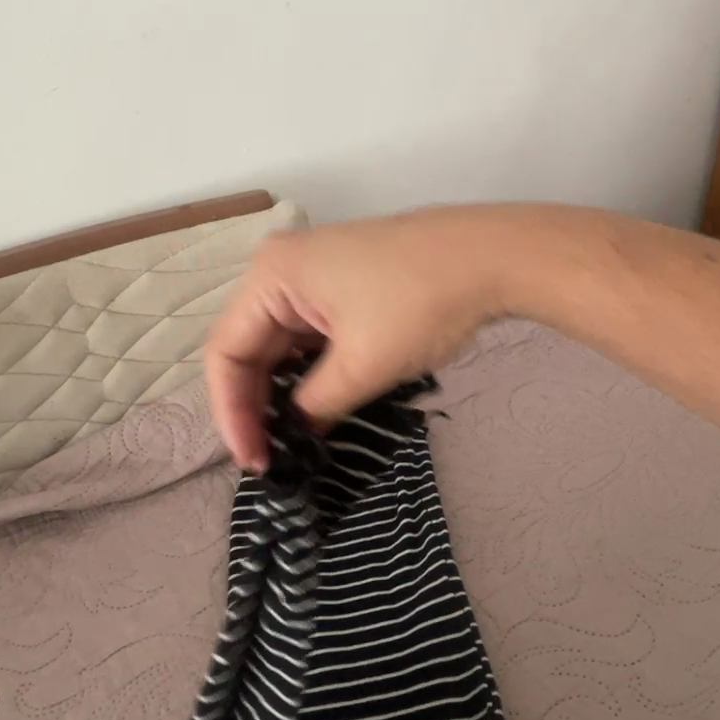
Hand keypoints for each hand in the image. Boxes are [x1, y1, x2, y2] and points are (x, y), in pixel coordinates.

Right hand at [205, 208, 509, 471]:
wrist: (492, 257)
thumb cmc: (421, 303)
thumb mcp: (362, 366)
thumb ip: (314, 406)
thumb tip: (296, 434)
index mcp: (272, 275)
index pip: (226, 351)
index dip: (231, 413)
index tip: (255, 462)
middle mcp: (281, 268)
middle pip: (248, 347)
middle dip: (256, 406)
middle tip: (272, 459)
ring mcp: (312, 274)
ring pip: (279, 345)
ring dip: (282, 392)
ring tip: (291, 443)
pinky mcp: (341, 285)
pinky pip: (308, 336)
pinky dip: (308, 373)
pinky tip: (317, 408)